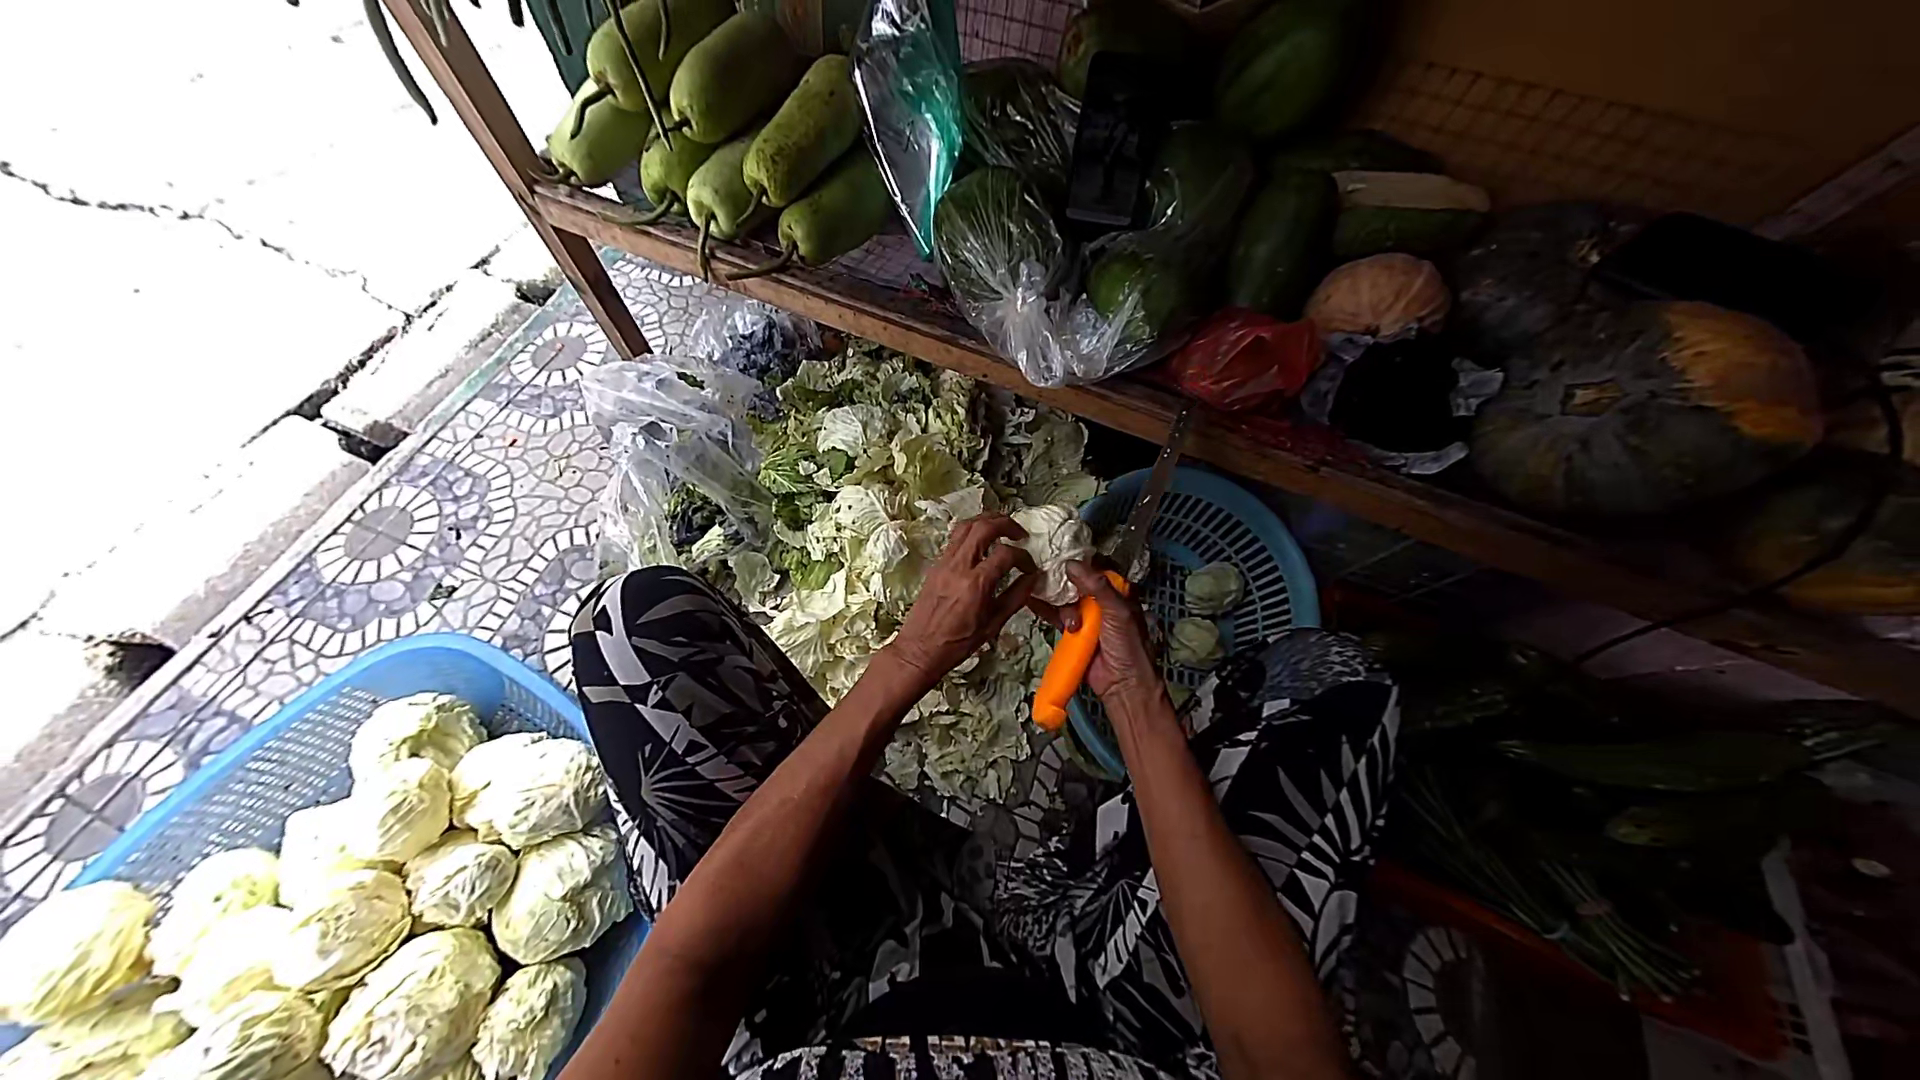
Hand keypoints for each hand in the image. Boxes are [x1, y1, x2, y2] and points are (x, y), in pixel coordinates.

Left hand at [884, 515, 1038, 691]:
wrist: (920, 649)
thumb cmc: (957, 643)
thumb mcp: (993, 624)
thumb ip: (1016, 597)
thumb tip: (1032, 578)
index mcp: (976, 584)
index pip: (1006, 554)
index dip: (1024, 557)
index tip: (1029, 566)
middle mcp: (958, 567)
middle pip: (983, 527)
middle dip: (1006, 523)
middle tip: (1019, 533)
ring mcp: (944, 563)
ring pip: (965, 526)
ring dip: (986, 521)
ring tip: (1001, 528)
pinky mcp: (936, 565)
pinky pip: (954, 538)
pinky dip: (971, 532)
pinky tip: (981, 542)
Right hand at [1032, 562, 1164, 713]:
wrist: (1123, 684)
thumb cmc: (1128, 645)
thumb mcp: (1117, 612)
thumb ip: (1097, 587)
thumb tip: (1071, 564)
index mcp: (1117, 592)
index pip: (1096, 569)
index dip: (1079, 561)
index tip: (1059, 554)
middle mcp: (1101, 601)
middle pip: (1076, 582)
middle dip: (1065, 584)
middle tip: (1054, 585)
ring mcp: (1086, 617)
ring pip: (1065, 599)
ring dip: (1060, 604)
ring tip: (1071, 624)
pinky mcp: (1073, 632)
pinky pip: (1056, 615)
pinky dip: (1046, 609)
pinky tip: (1033, 602)